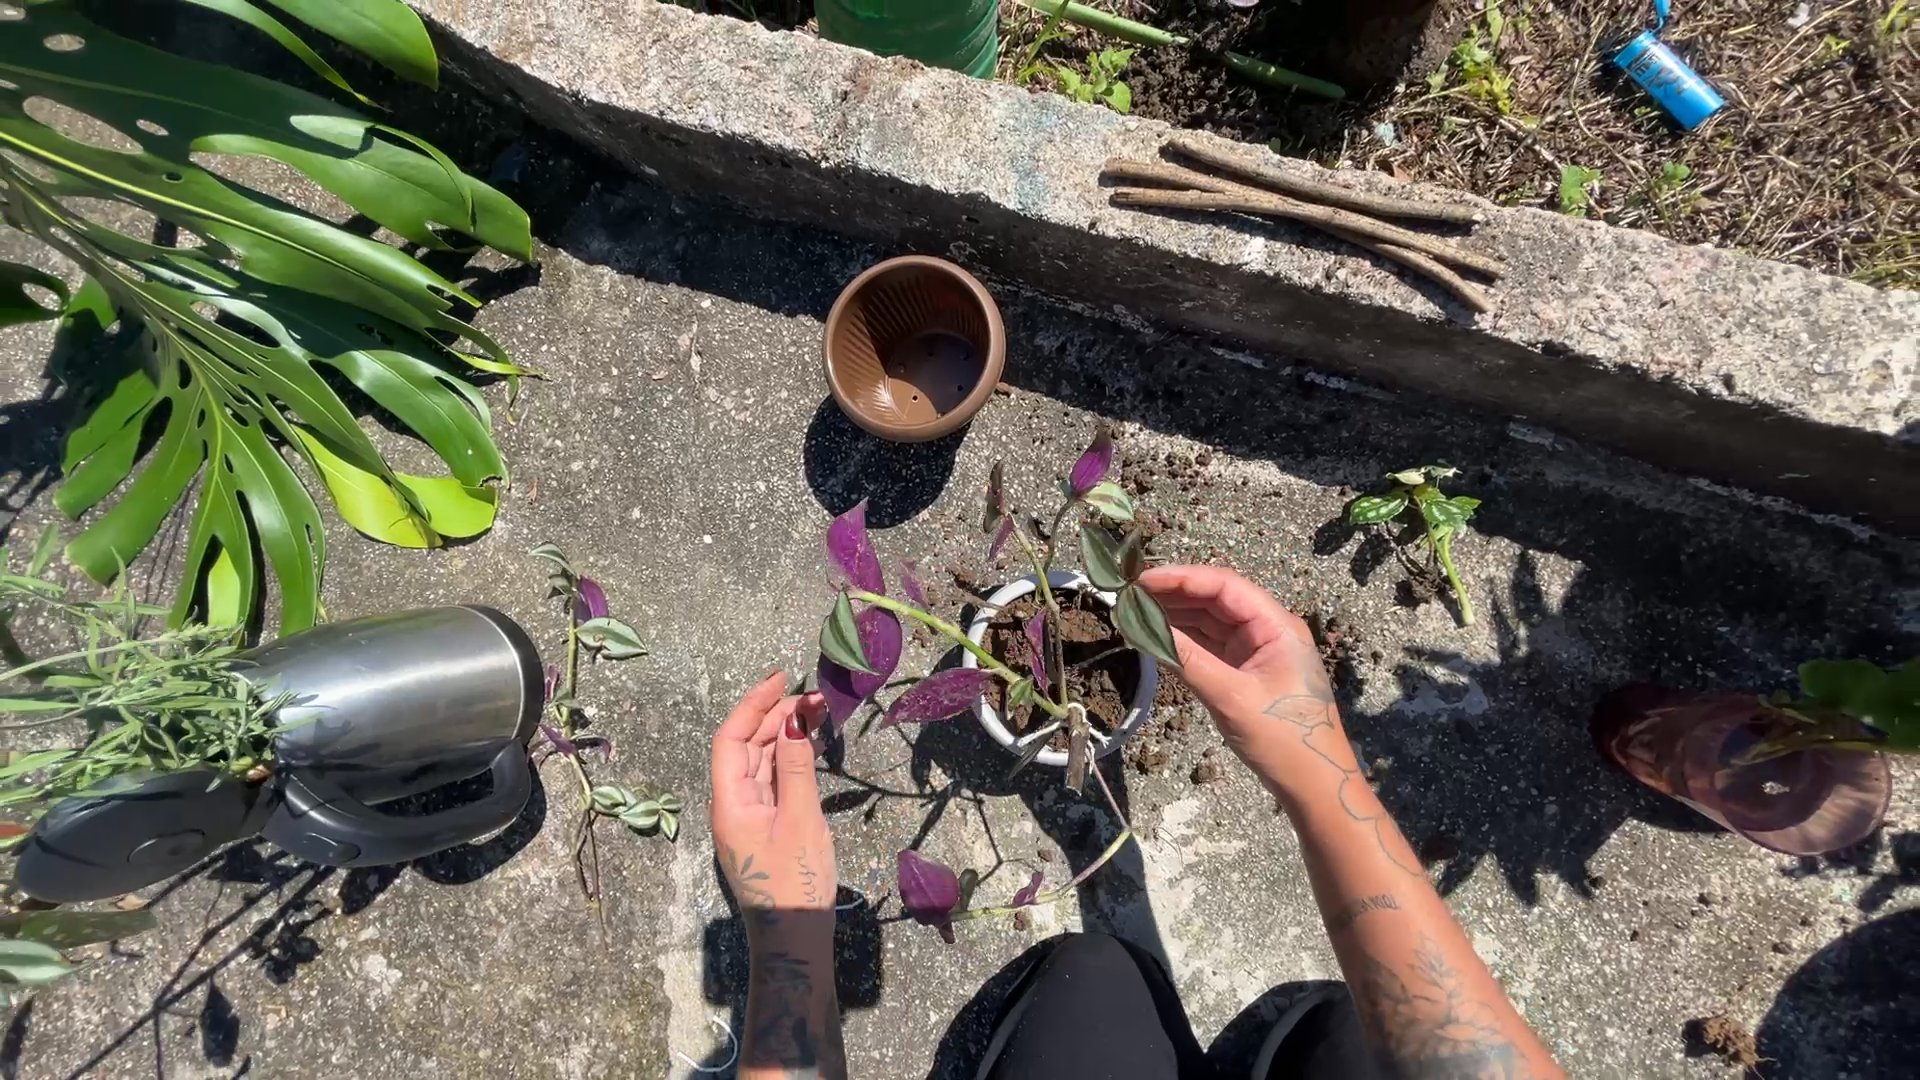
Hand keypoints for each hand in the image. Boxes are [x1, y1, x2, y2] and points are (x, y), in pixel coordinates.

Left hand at [710, 673, 836, 944]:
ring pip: (761, 759)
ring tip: (818, 711)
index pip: (730, 738)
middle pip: (746, 745)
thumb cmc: (796, 882)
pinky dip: (791, 755)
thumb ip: (797, 766)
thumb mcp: (801, 819)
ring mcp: (750, 813)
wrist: (796, 940)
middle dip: (776, 715)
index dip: (753, 704)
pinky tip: (811, 742)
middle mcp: (733, 803)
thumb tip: (794, 718)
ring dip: (785, 732)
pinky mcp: (768, 822)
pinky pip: (774, 777)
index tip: (782, 678)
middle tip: (815, 697)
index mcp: (729, 802)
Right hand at [1138, 565, 1352, 804]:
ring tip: (1133, 611)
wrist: (1315, 787)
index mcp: (1276, 625)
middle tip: (1127, 594)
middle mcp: (1266, 629)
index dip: (1179, 578)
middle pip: (1213, 598)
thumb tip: (1141, 627)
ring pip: (1208, 620)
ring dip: (1173, 614)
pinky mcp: (1244, 669)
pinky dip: (1181, 638)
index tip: (1139, 581)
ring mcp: (1255, 649)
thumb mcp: (1231, 697)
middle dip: (1172, 594)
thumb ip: (1186, 658)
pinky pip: (1208, 643)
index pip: (1222, 585)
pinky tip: (1153, 635)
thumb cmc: (1283, 739)